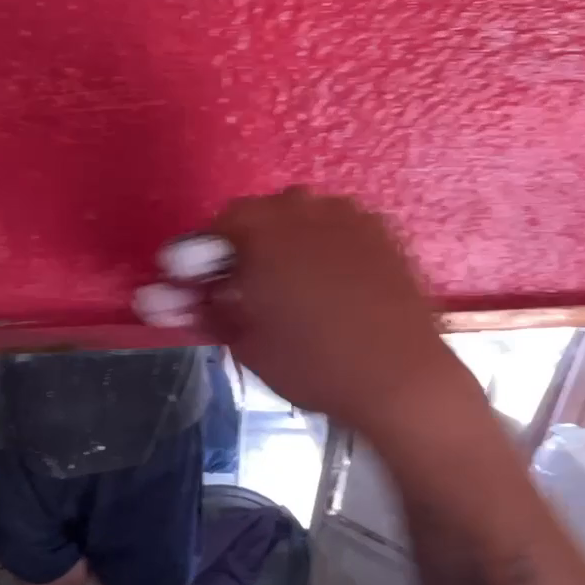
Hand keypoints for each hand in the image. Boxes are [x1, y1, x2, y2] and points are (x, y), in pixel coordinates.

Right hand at [199, 188, 465, 430]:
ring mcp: (346, 214)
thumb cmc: (314, 364)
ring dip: (283, 243)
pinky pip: (335, 229)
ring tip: (286, 287)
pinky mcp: (380, 230)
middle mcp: (302, 207)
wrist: (402, 377)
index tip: (194, 285)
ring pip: (299, 220)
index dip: (198, 259)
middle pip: (256, 217)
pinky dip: (321, 247)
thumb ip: (207, 310)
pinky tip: (327, 285)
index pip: (212, 230)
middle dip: (242, 247)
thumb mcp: (246, 344)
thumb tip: (182, 298)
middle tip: (239, 288)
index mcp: (259, 229)